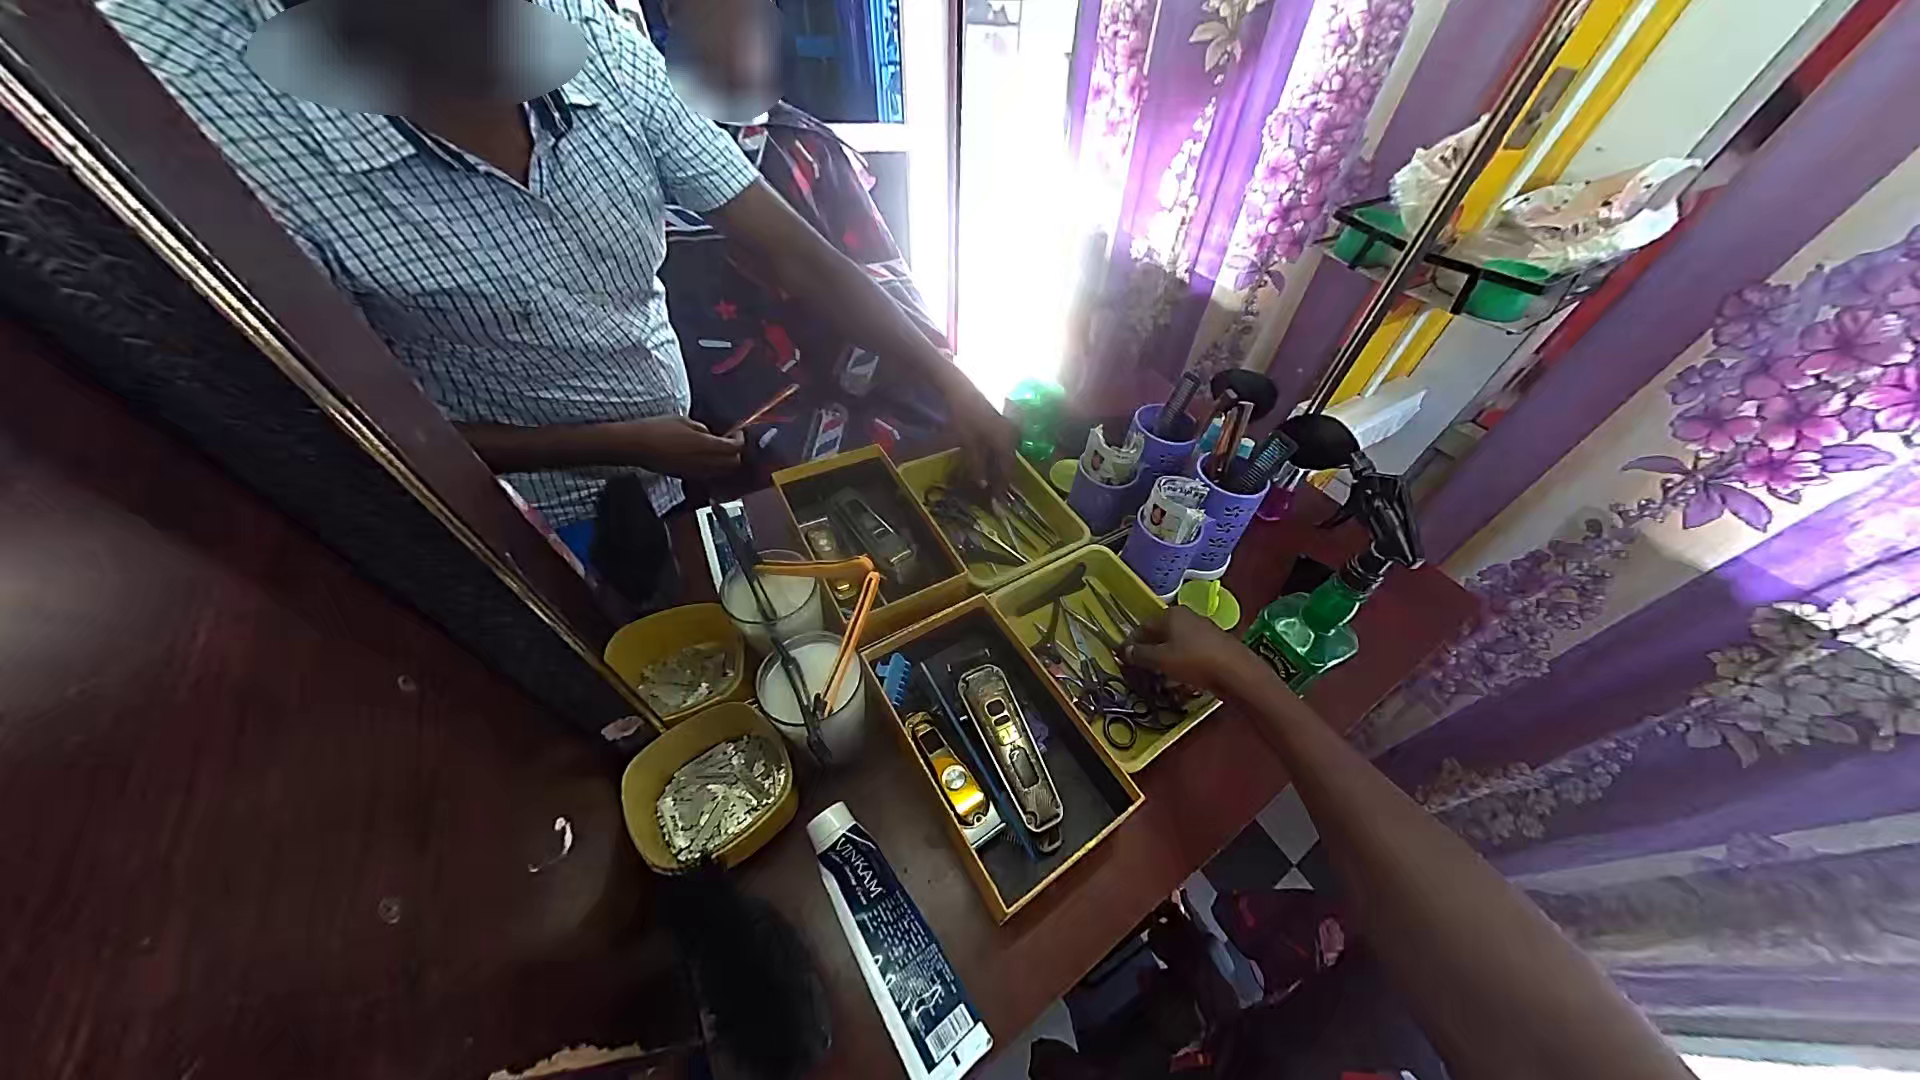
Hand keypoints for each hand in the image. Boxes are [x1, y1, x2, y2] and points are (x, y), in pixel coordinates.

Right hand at [609, 415, 744, 478]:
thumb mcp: (684, 421)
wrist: (636, 446)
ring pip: (723, 472)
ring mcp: (697, 472)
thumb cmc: (657, 429)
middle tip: (730, 441)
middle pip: (734, 463)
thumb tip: (712, 435)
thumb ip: (703, 429)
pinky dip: (714, 468)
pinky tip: (706, 459)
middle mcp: (706, 463)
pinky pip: (710, 475)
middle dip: (736, 453)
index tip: (736, 432)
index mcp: (707, 446)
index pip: (735, 448)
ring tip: (719, 451)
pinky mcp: (688, 477)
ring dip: (726, 462)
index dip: (740, 440)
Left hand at [937, 356, 1016, 492]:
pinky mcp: (998, 424)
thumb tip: (983, 484)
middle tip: (993, 494)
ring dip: (996, 468)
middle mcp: (1011, 435)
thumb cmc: (965, 416)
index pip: (1008, 470)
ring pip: (1003, 455)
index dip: (1002, 486)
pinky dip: (992, 457)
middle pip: (1007, 463)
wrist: (959, 388)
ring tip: (988, 481)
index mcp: (1006, 441)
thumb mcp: (969, 443)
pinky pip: (999, 446)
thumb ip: (977, 465)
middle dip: (1000, 478)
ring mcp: (1006, 428)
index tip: (997, 500)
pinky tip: (984, 463)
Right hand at [1123, 607, 1265, 697]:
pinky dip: (1182, 663)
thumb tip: (1124, 650)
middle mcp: (1187, 617)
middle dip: (1149, 652)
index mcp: (1170, 614)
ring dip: (1165, 659)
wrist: (1237, 673)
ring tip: (1160, 677)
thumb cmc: (1194, 661)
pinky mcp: (1215, 645)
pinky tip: (1181, 678)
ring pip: (1176, 644)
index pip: (1142, 626)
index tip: (1125, 659)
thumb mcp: (1161, 659)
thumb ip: (1140, 654)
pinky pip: (1191, 653)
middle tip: (1142, 669)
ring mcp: (1203, 630)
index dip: (1132, 643)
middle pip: (1160, 635)